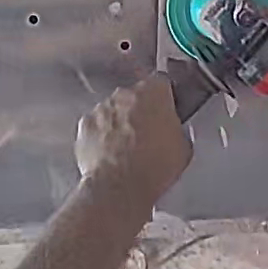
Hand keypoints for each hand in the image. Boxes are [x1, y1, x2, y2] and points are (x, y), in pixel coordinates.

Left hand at [76, 75, 192, 201]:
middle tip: (146, 134)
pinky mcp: (84, 124)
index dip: (164, 96)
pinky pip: (95, 125)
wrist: (120, 187)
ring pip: (112, 109)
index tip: (165, 109)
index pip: (161, 81)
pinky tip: (108, 154)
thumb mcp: (183, 147)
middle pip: (134, 95)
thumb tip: (171, 130)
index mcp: (153, 92)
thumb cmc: (155, 166)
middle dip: (139, 109)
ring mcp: (101, 107)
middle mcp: (125, 93)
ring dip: (118, 122)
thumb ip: (176, 127)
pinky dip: (100, 135)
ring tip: (126, 148)